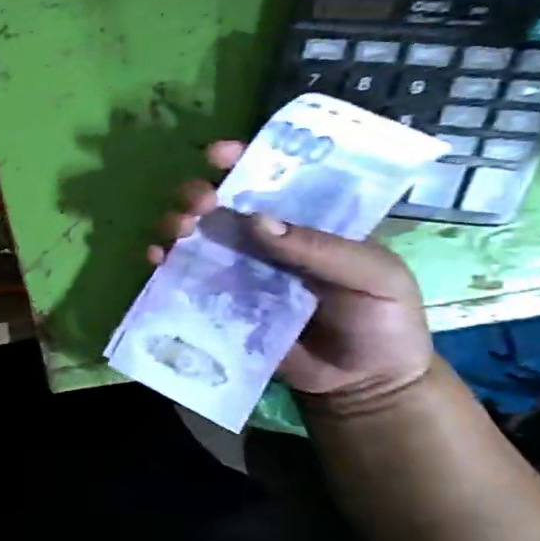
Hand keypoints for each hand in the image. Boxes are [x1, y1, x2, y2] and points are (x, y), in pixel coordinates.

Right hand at [149, 140, 434, 412]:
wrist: (366, 386)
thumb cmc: (384, 320)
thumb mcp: (375, 275)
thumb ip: (322, 249)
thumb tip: (256, 219)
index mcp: (307, 219)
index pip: (272, 177)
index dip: (242, 158)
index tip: (218, 154)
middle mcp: (266, 239)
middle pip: (222, 202)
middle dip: (200, 193)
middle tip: (200, 204)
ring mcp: (240, 271)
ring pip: (196, 236)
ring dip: (177, 223)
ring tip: (177, 230)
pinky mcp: (223, 305)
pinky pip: (187, 279)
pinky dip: (165, 264)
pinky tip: (155, 259)